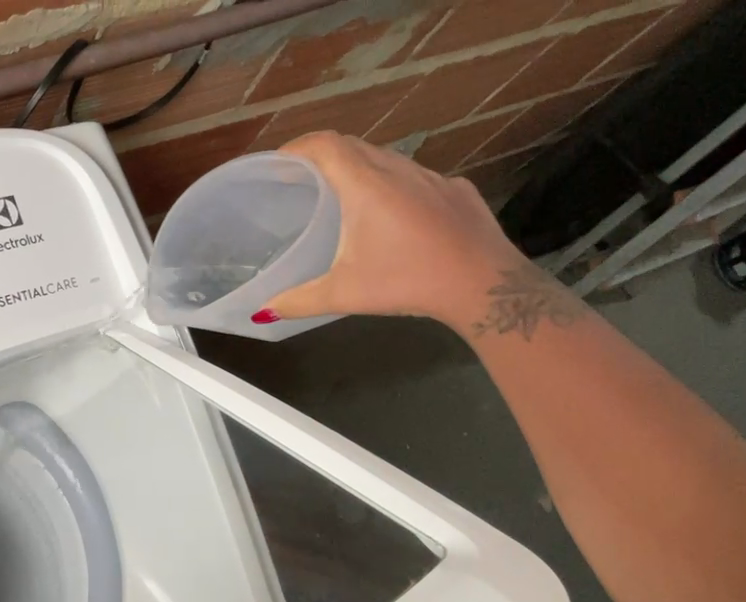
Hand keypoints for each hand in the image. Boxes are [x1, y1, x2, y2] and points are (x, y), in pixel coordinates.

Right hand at [264, 132, 527, 328]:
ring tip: (342, 195)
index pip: (327, 146)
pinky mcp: (456, 191)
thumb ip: (298, 301)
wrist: (483, 283)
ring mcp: (433, 178)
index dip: (298, 147)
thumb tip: (262, 312)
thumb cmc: (407, 281)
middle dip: (324, 157)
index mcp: (368, 186)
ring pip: (388, 160)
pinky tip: (390, 216)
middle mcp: (400, 171)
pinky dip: (392, 186)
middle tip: (301, 179)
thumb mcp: (343, 295)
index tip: (278, 162)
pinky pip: (416, 178)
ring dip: (359, 169)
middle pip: (355, 147)